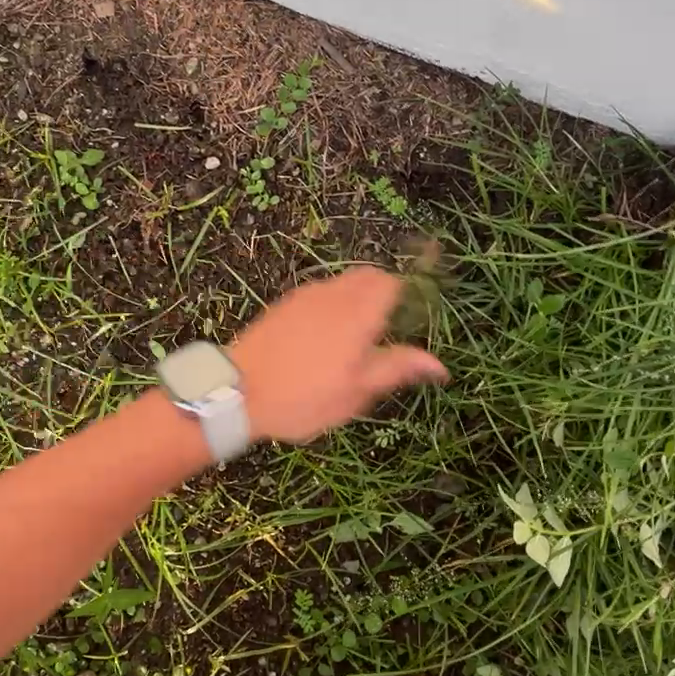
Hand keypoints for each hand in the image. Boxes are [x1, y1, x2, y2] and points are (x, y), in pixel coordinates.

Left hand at [227, 267, 447, 444]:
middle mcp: (332, 296)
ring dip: (360, 296)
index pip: (393, 282)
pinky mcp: (284, 304)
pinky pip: (321, 292)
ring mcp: (305, 297)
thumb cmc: (302, 399)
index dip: (410, 291)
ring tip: (362, 334)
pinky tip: (329, 335)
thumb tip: (439, 365)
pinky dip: (335, 302)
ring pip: (344, 282)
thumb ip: (396, 369)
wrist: (235, 393)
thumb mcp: (355, 393)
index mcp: (356, 315)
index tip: (417, 314)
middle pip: (369, 276)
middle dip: (386, 292)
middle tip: (393, 325)